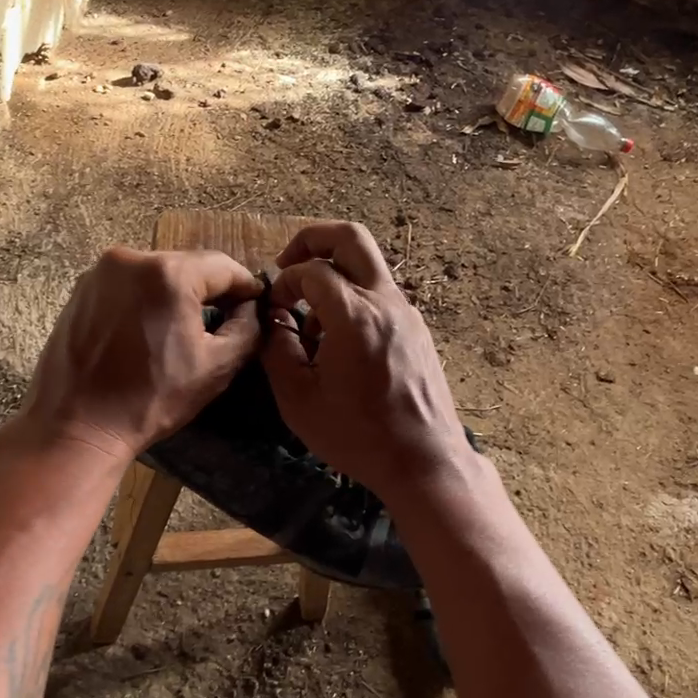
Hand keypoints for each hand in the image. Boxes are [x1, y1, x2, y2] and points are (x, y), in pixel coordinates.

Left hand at [17, 248, 264, 462]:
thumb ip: (247, 328)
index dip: (245, 286)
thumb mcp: (215, 367)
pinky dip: (144, 300)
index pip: (224, 266)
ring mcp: (101, 271)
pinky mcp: (81, 288)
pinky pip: (128, 284)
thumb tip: (251, 308)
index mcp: (169, 273)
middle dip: (209, 290)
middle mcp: (132, 258)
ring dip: (174, 294)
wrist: (73, 428)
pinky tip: (146, 331)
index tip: (256, 305)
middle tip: (223, 320)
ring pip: (157, 273)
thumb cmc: (149, 399)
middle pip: (189, 266)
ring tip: (181, 329)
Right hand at [261, 223, 469, 493]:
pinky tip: (339, 343)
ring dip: (333, 274)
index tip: (274, 309)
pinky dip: (352, 298)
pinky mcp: (416, 326)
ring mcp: (406, 311)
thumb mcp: (298, 399)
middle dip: (313, 239)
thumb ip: (278, 349)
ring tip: (312, 323)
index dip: (284, 283)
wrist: (424, 460)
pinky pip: (379, 293)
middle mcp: (384, 300)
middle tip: (288, 263)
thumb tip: (273, 318)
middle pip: (350, 237)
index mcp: (354, 315)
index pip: (311, 270)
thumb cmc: (357, 434)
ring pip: (367, 264)